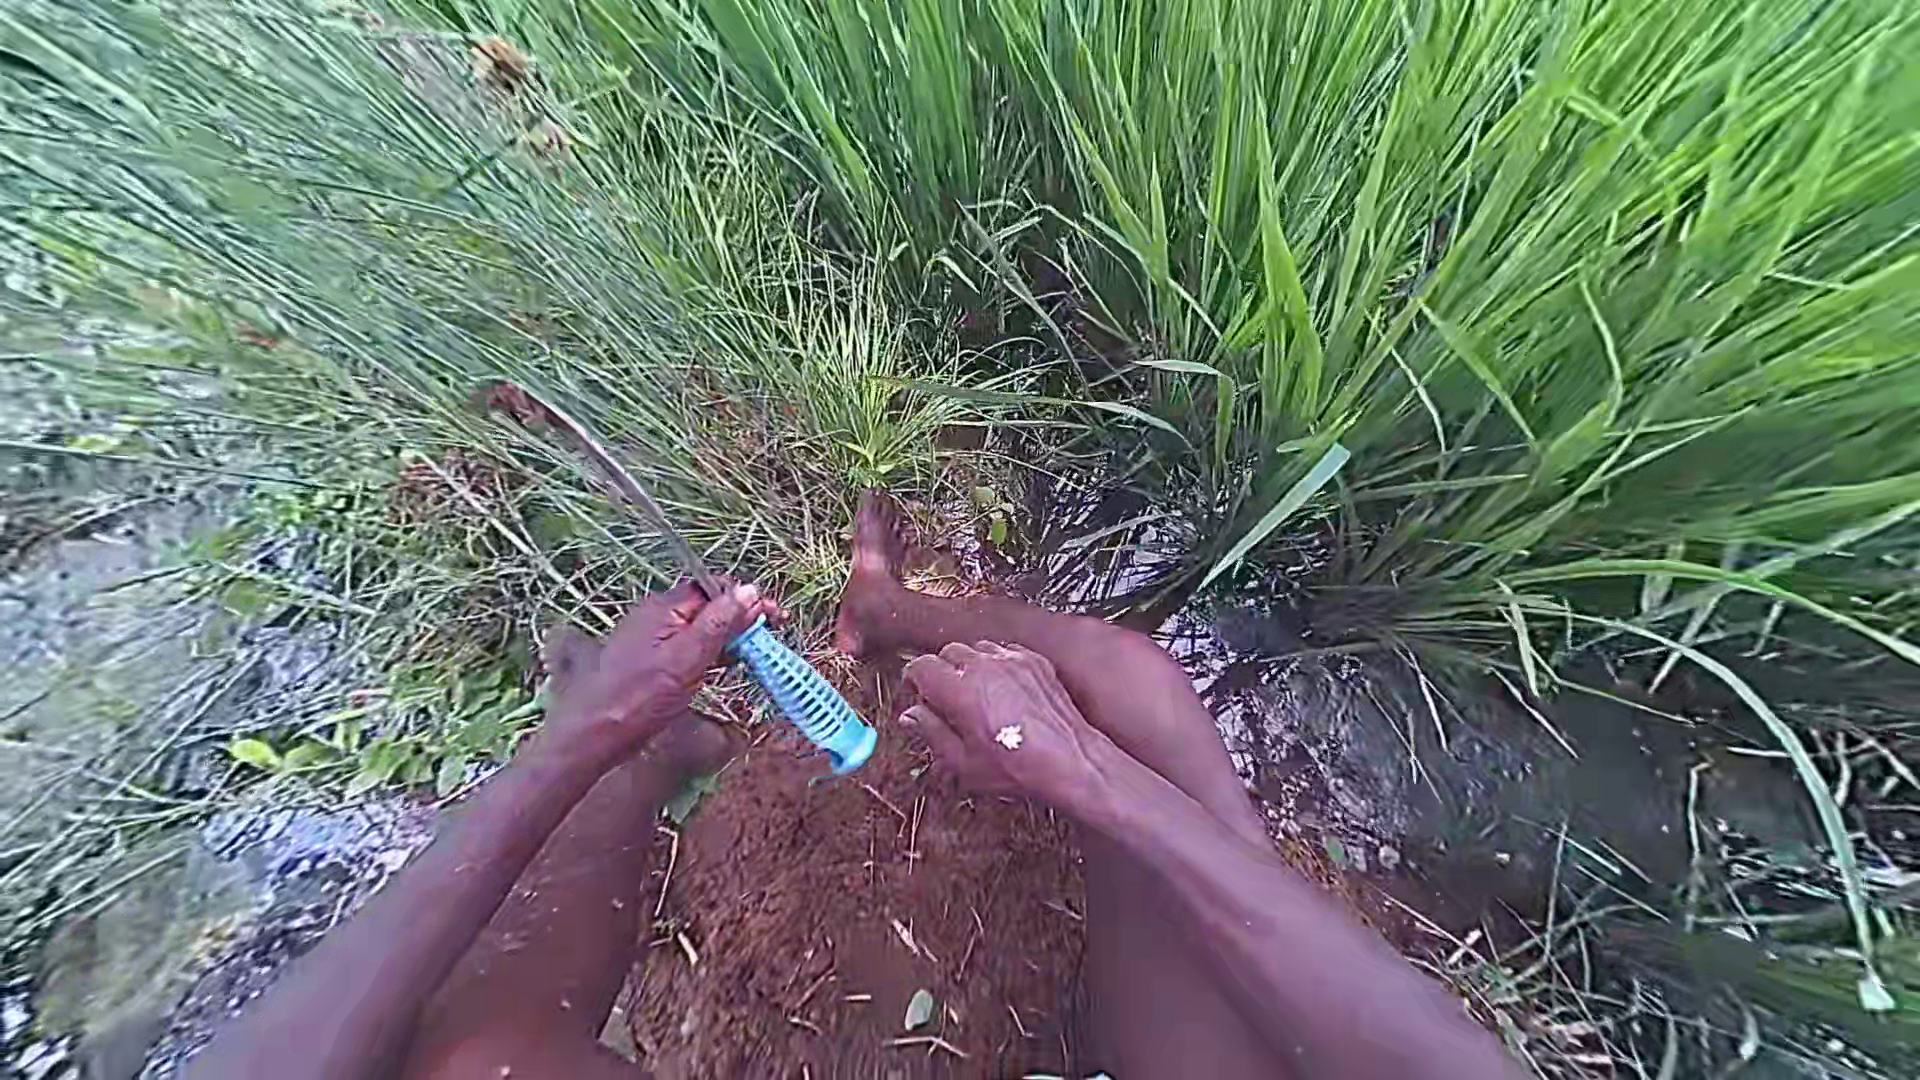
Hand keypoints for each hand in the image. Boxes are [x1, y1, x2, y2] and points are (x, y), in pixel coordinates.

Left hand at [540, 581, 775, 760]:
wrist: (591, 738)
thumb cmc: (639, 698)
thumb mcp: (688, 658)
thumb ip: (720, 622)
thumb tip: (750, 590)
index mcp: (665, 608)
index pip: (715, 588)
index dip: (746, 600)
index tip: (773, 619)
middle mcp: (658, 616)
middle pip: (710, 606)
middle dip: (742, 619)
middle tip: (768, 639)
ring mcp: (654, 638)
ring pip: (702, 628)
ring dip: (730, 637)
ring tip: (753, 654)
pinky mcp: (653, 659)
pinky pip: (691, 646)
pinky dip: (713, 652)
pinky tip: (726, 666)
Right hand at [900, 641, 1110, 809]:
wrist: (1070, 761)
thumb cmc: (1017, 768)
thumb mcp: (963, 762)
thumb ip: (932, 732)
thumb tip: (911, 715)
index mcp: (960, 690)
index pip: (922, 666)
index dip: (913, 678)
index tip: (916, 691)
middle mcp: (984, 666)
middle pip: (948, 651)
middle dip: (940, 670)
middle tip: (944, 696)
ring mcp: (1012, 660)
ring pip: (976, 647)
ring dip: (968, 664)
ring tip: (974, 691)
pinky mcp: (1034, 660)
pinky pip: (1004, 650)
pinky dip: (996, 662)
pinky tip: (1001, 687)